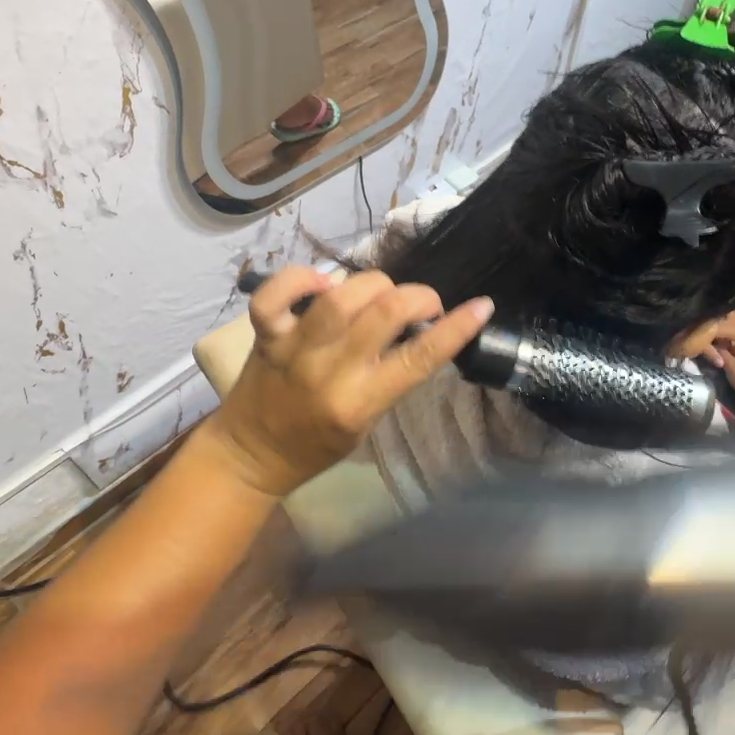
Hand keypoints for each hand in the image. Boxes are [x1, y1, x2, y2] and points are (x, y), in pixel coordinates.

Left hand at [204, 267, 493, 496]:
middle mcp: (329, 372)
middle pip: (384, 314)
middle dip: (418, 297)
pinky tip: (322, 282)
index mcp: (360, 402)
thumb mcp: (370, 420)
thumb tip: (420, 328)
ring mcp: (294, 350)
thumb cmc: (319, 444)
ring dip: (373, 284)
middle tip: (425, 304)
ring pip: (340, 297)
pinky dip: (299, 278)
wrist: (252, 455)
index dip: (456, 327)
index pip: (419, 358)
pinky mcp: (265, 336)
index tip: (482, 306)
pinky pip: (274, 296)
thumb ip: (393, 375)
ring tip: (381, 293)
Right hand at [708, 331, 734, 439]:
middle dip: (724, 346)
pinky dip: (731, 365)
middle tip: (711, 348)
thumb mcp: (731, 364)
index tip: (713, 336)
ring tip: (715, 359)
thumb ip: (721, 353)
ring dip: (727, 356)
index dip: (725, 333)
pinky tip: (724, 370)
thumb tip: (711, 344)